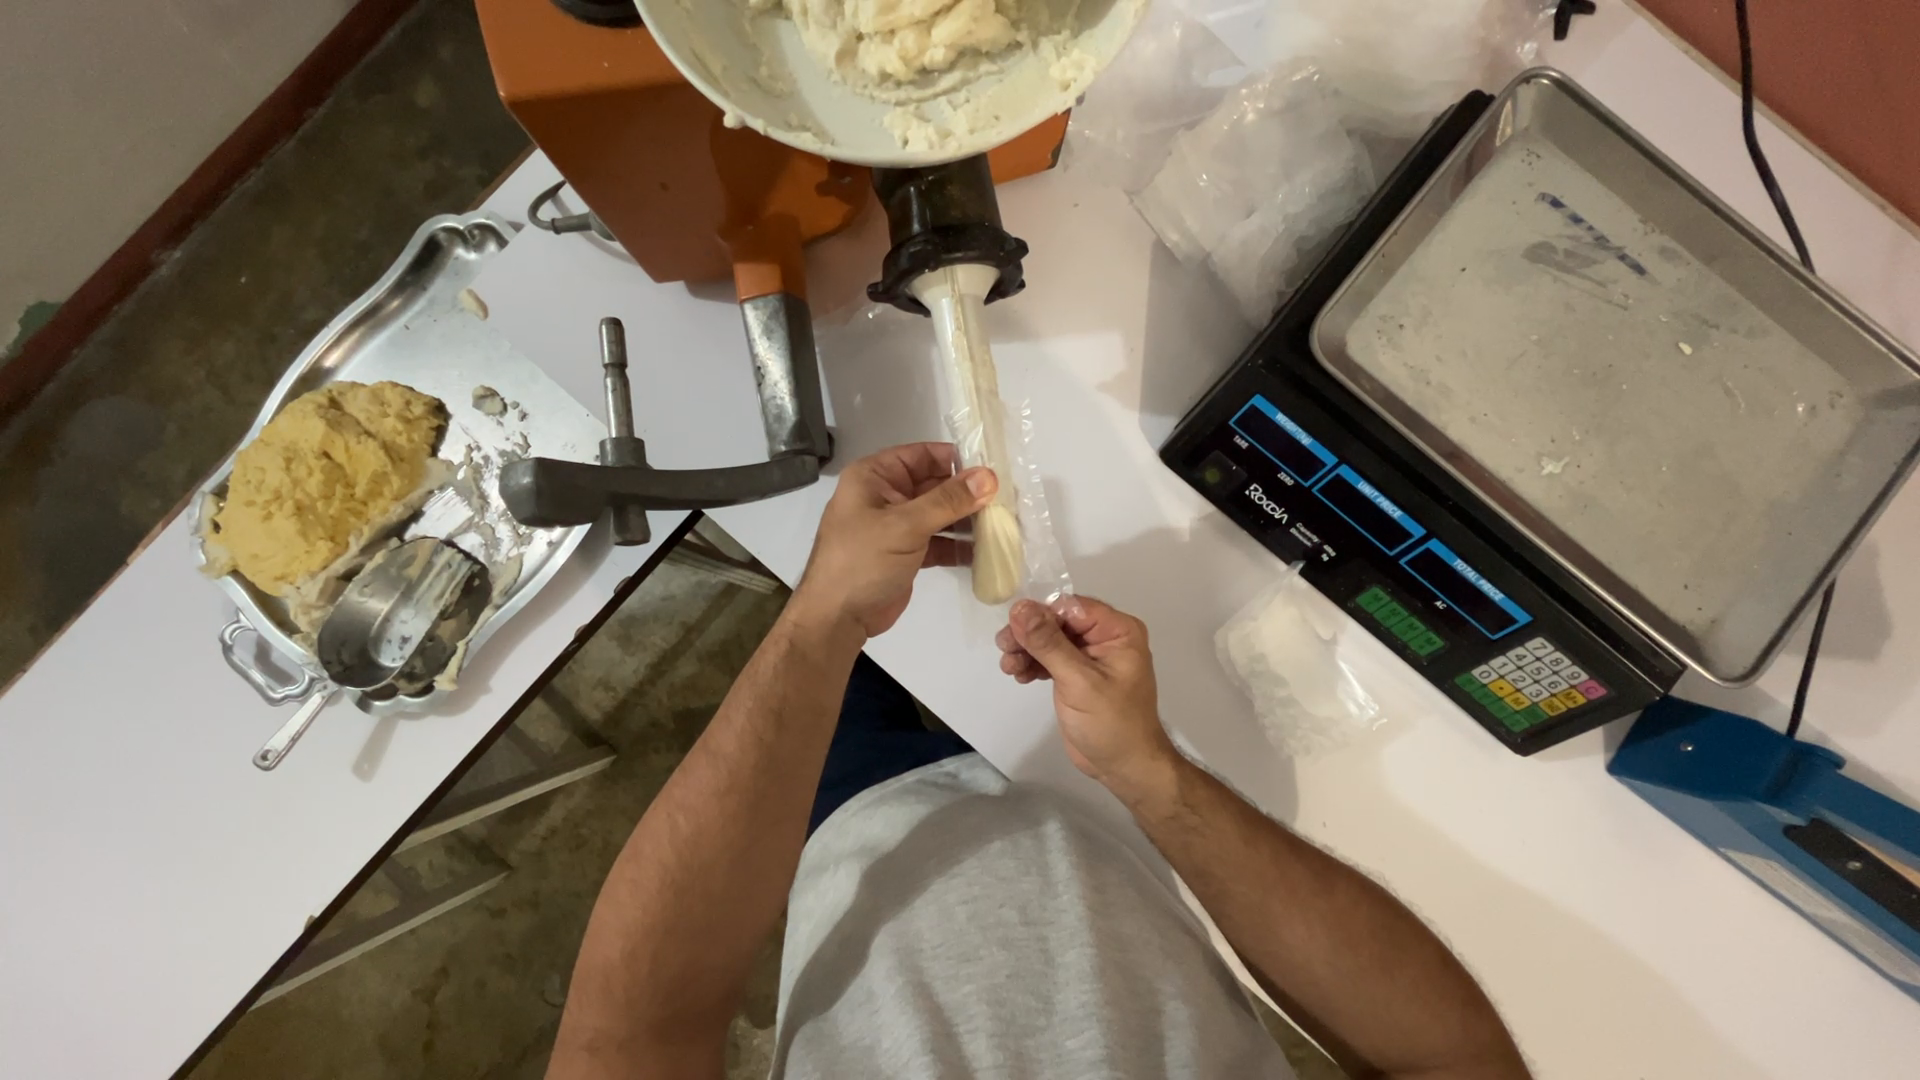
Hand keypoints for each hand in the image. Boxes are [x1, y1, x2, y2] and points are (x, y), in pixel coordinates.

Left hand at [790, 442, 995, 641]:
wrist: (837, 617)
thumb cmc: (862, 561)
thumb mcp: (905, 526)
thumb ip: (948, 501)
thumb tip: (989, 477)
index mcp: (875, 477)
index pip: (922, 456)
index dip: (957, 459)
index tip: (994, 469)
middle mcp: (886, 496)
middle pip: (935, 485)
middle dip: (969, 493)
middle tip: (1008, 500)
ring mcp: (897, 526)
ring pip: (940, 514)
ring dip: (968, 520)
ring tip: (1005, 524)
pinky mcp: (907, 553)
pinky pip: (939, 542)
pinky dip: (960, 546)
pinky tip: (988, 550)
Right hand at [997, 596, 1181, 799]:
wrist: (1124, 768)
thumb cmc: (1111, 723)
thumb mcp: (1078, 681)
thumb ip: (1048, 643)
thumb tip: (1020, 608)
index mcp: (1117, 630)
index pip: (1072, 608)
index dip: (1041, 614)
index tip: (1013, 628)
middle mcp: (1105, 637)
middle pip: (1057, 622)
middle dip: (1029, 634)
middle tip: (1004, 647)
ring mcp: (1090, 657)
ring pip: (1049, 640)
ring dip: (1026, 650)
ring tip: (1008, 666)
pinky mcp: (1076, 675)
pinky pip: (1050, 658)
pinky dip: (1032, 664)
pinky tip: (1019, 675)